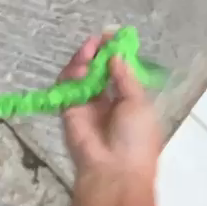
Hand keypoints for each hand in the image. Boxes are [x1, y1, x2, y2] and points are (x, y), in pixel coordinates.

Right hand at [59, 34, 160, 190]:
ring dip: (84, 60)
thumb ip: (125, 78)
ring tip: (88, 50)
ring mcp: (86, 103)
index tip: (113, 37)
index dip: (115, 54)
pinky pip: (67, 85)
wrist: (113, 168)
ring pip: (80, 74)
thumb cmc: (136, 138)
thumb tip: (116, 56)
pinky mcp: (67, 107)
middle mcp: (106, 100)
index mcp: (128, 101)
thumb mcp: (139, 105)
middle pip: (98, 69)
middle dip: (97, 53)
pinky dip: (72, 73)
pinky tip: (81, 66)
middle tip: (98, 40)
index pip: (119, 71)